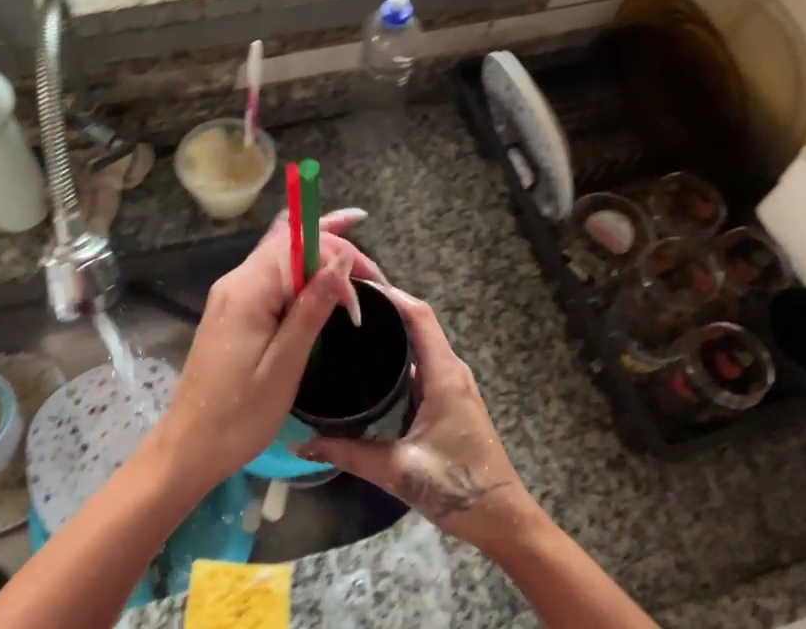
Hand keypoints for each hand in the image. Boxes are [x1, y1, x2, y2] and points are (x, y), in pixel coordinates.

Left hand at [148, 209, 387, 492]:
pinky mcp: (234, 311)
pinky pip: (272, 278)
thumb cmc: (240, 415)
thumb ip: (312, 308)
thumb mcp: (285, 365)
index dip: (338, 254)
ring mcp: (231, 295)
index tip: (371, 288)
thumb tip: (342, 259)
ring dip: (320, 256)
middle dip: (333, 246)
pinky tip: (322, 279)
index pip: (299, 244)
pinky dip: (302, 275)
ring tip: (357, 255)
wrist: (190, 447)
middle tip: (374, 273)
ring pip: (280, 257)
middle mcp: (236, 282)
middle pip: (288, 242)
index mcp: (247, 291)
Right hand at [295, 286, 541, 554]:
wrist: (503, 520)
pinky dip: (398, 356)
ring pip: (419, 344)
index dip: (389, 293)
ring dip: (390, 333)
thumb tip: (302, 443)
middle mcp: (450, 370)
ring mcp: (452, 385)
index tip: (353, 284)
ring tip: (348, 328)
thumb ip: (348, 453)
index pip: (418, 315)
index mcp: (444, 375)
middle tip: (339, 306)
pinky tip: (370, 366)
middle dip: (382, 309)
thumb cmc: (458, 487)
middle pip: (417, 323)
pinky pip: (421, 364)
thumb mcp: (397, 471)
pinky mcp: (450, 401)